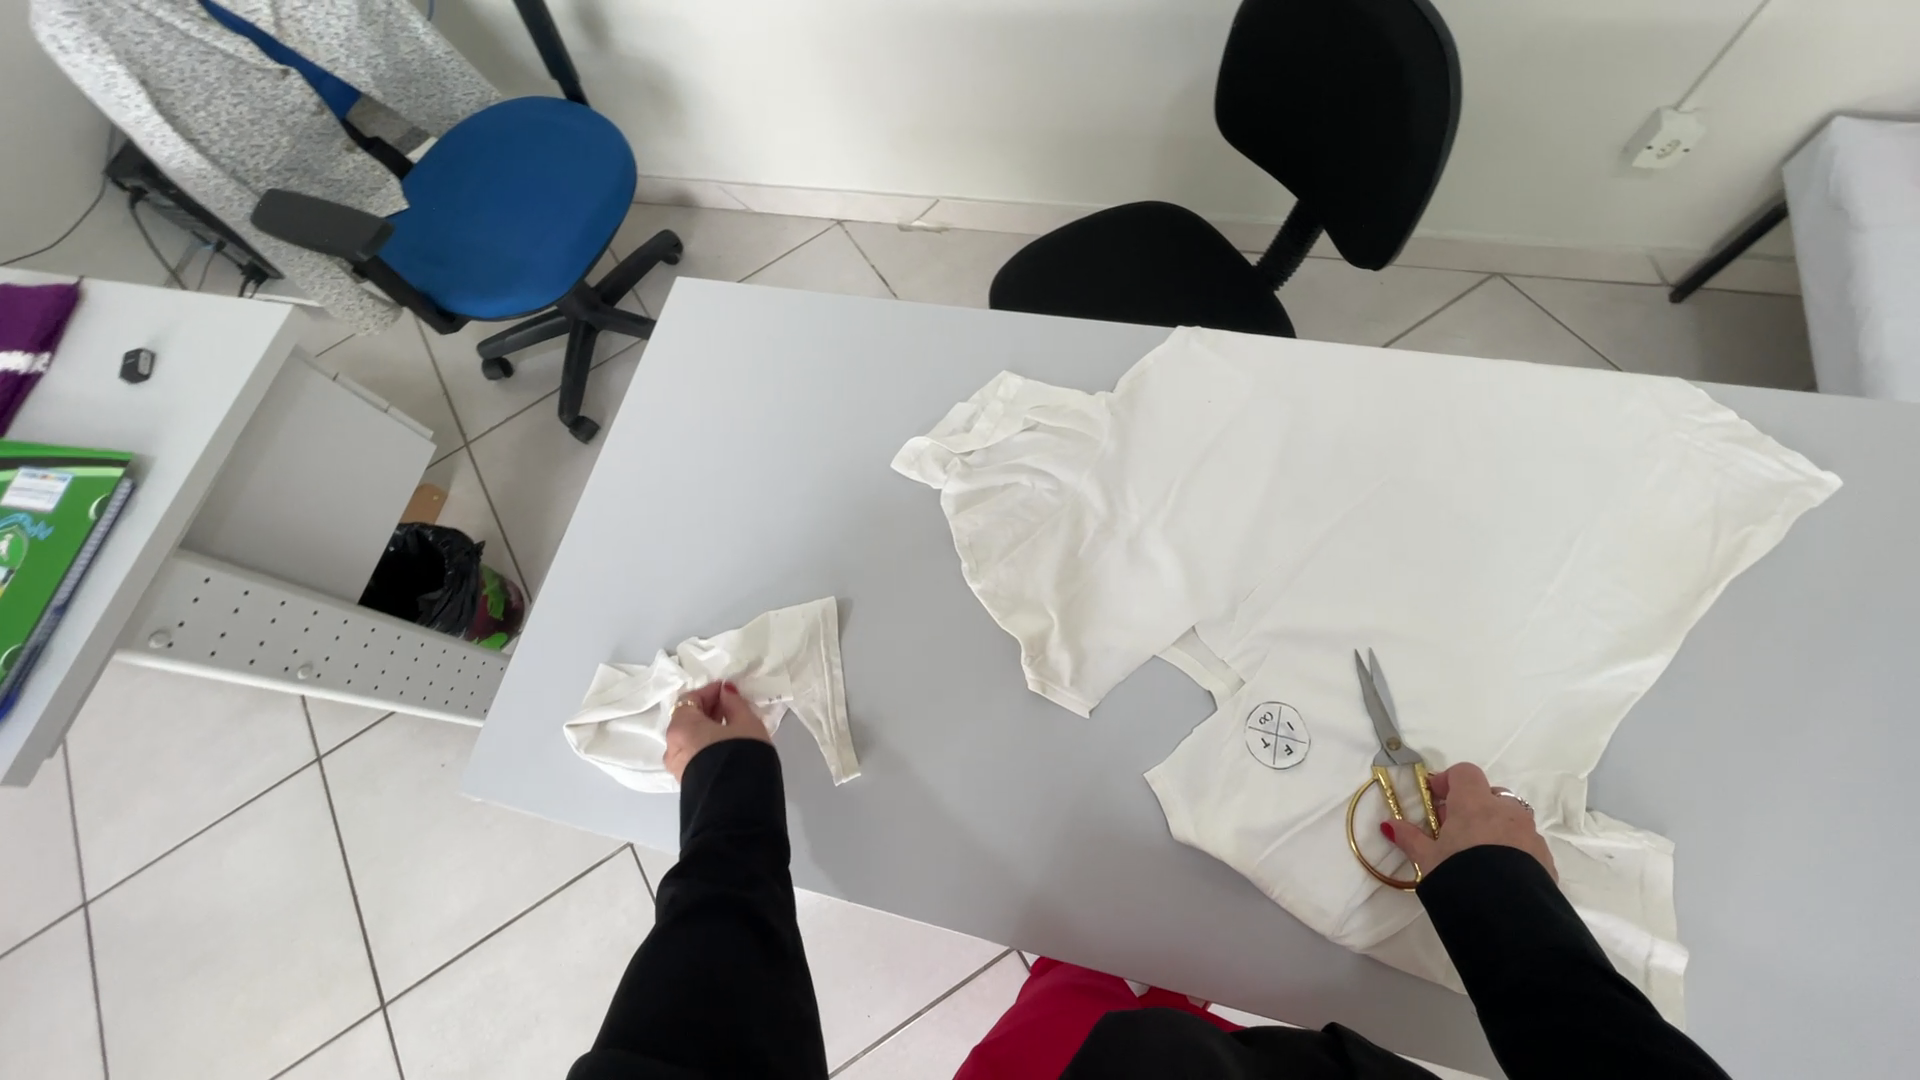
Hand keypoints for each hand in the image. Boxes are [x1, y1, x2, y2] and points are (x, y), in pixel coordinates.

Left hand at [664, 681, 770, 782]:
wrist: (739, 802)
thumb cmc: (741, 752)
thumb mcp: (746, 722)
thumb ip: (734, 703)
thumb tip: (726, 692)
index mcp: (681, 727)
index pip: (690, 698)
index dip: (710, 691)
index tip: (729, 690)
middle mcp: (672, 746)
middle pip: (687, 719)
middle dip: (708, 709)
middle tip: (731, 705)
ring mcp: (677, 766)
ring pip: (690, 738)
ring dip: (707, 727)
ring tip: (731, 725)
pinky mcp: (687, 781)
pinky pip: (693, 753)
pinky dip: (706, 743)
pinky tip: (725, 743)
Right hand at [1382, 763, 1555, 881]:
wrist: (1510, 917)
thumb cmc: (1461, 874)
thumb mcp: (1428, 858)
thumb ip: (1410, 837)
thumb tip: (1389, 825)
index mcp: (1475, 803)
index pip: (1464, 772)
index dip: (1448, 780)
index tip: (1435, 798)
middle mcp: (1507, 812)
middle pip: (1491, 794)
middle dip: (1473, 805)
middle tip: (1454, 828)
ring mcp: (1530, 835)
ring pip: (1511, 819)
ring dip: (1494, 826)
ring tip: (1477, 852)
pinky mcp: (1546, 859)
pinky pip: (1526, 843)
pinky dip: (1512, 848)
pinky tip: (1498, 871)